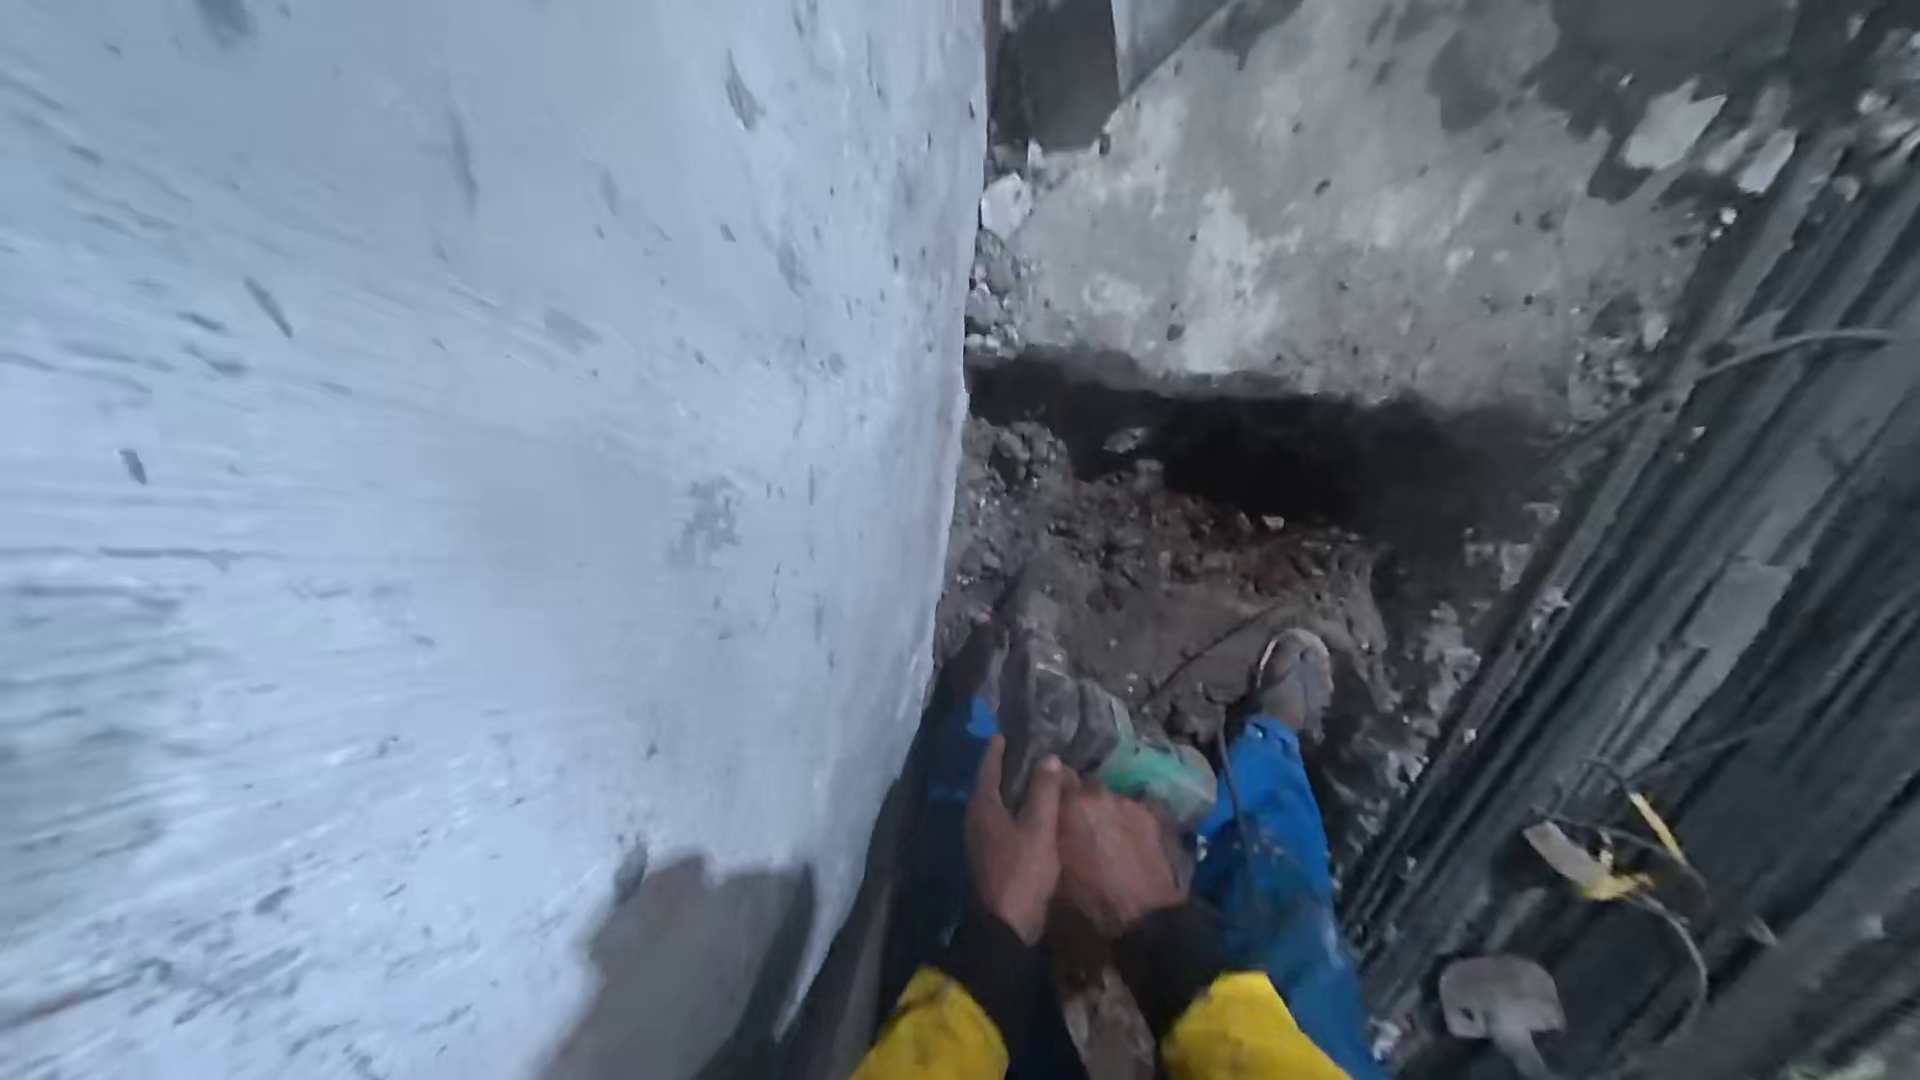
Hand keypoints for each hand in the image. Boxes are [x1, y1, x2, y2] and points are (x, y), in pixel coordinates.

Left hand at [966, 734, 1066, 943]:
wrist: (1005, 927)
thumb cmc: (1021, 871)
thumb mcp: (1038, 827)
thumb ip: (1044, 790)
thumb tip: (1049, 757)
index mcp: (983, 804)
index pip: (989, 765)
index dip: (999, 747)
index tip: (1008, 731)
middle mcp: (975, 815)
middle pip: (990, 781)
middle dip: (1006, 764)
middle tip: (1028, 749)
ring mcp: (980, 836)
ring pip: (995, 801)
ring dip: (1011, 787)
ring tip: (1034, 775)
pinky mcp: (989, 852)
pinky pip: (1000, 817)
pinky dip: (1013, 806)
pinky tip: (1031, 809)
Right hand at [1057, 782, 1185, 936]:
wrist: (1142, 915)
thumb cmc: (1089, 897)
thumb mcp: (1054, 866)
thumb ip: (1047, 831)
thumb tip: (1041, 818)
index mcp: (1070, 803)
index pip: (1058, 774)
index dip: (1056, 786)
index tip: (1054, 797)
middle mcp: (1097, 793)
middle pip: (1085, 784)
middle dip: (1081, 798)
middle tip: (1081, 820)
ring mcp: (1125, 801)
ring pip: (1109, 797)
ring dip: (1105, 809)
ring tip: (1107, 833)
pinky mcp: (1148, 813)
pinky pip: (1131, 809)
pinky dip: (1126, 820)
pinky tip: (1129, 840)